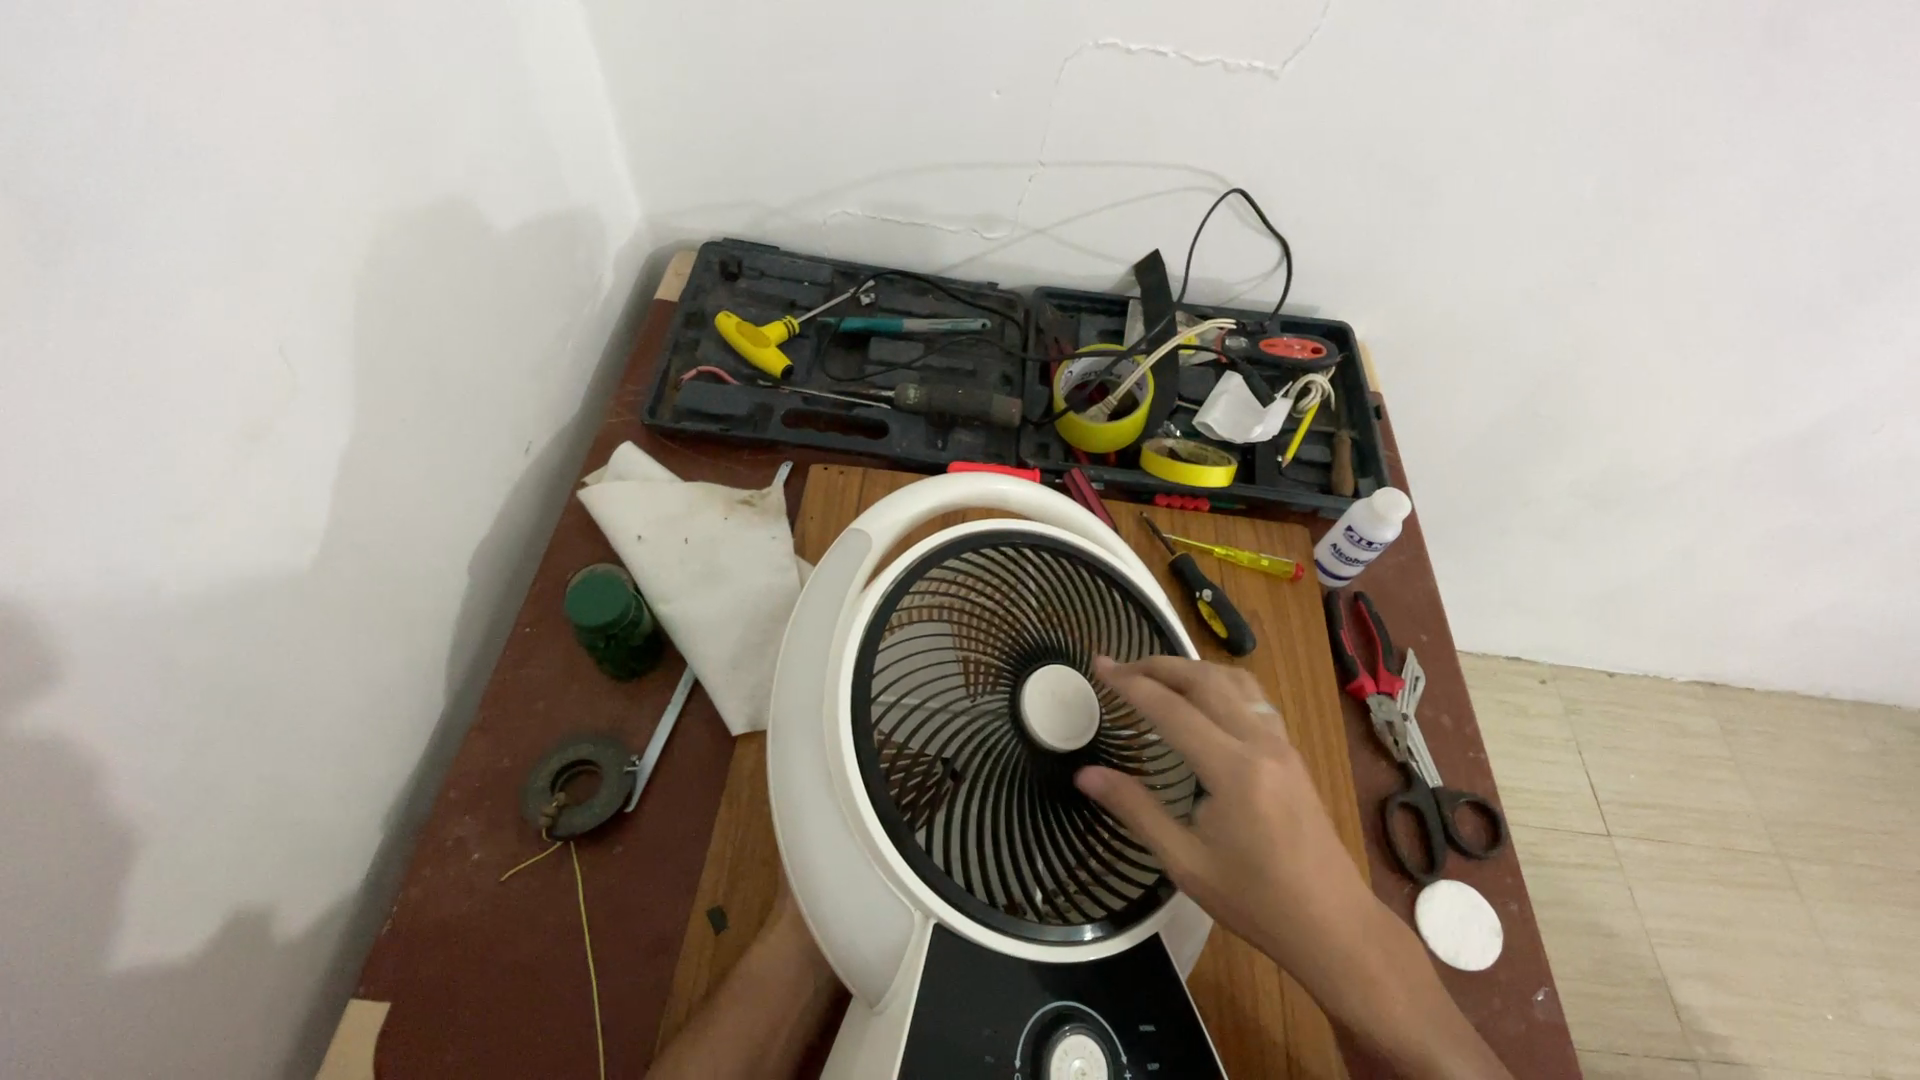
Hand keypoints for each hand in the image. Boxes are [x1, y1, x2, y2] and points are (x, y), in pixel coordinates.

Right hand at [1076, 655, 1511, 1079]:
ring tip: (1157, 676)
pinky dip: (1221, 684)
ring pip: (1235, 682)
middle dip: (1159, 665)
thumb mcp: (1185, 862)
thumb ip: (1135, 809)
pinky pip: (1255, 699)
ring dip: (1192, 669)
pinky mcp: (1292, 754)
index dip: (1130, 683)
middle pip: (1205, 680)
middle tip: (1121, 667)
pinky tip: (1206, 700)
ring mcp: (1282, 745)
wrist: (1333, 924)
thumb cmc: (1255, 900)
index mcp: (1232, 769)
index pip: (1171, 709)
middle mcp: (1260, 743)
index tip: (1099, 665)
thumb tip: (1085, 775)